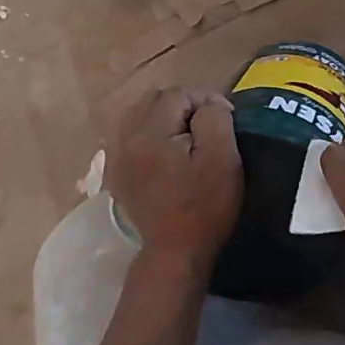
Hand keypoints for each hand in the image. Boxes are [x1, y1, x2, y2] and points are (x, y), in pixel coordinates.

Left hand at [110, 88, 242, 262]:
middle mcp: (125, 139)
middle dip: (184, 103)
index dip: (206, 98)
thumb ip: (214, 118)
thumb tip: (209, 104)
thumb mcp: (222, 156)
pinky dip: (151, 133)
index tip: (227, 117)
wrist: (176, 250)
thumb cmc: (205, 203)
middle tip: (208, 123)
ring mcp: (117, 158)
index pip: (178, 93)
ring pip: (139, 115)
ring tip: (188, 134)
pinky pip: (131, 137)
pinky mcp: (118, 175)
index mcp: (150, 133)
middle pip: (154, 99)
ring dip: (165, 116)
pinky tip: (167, 150)